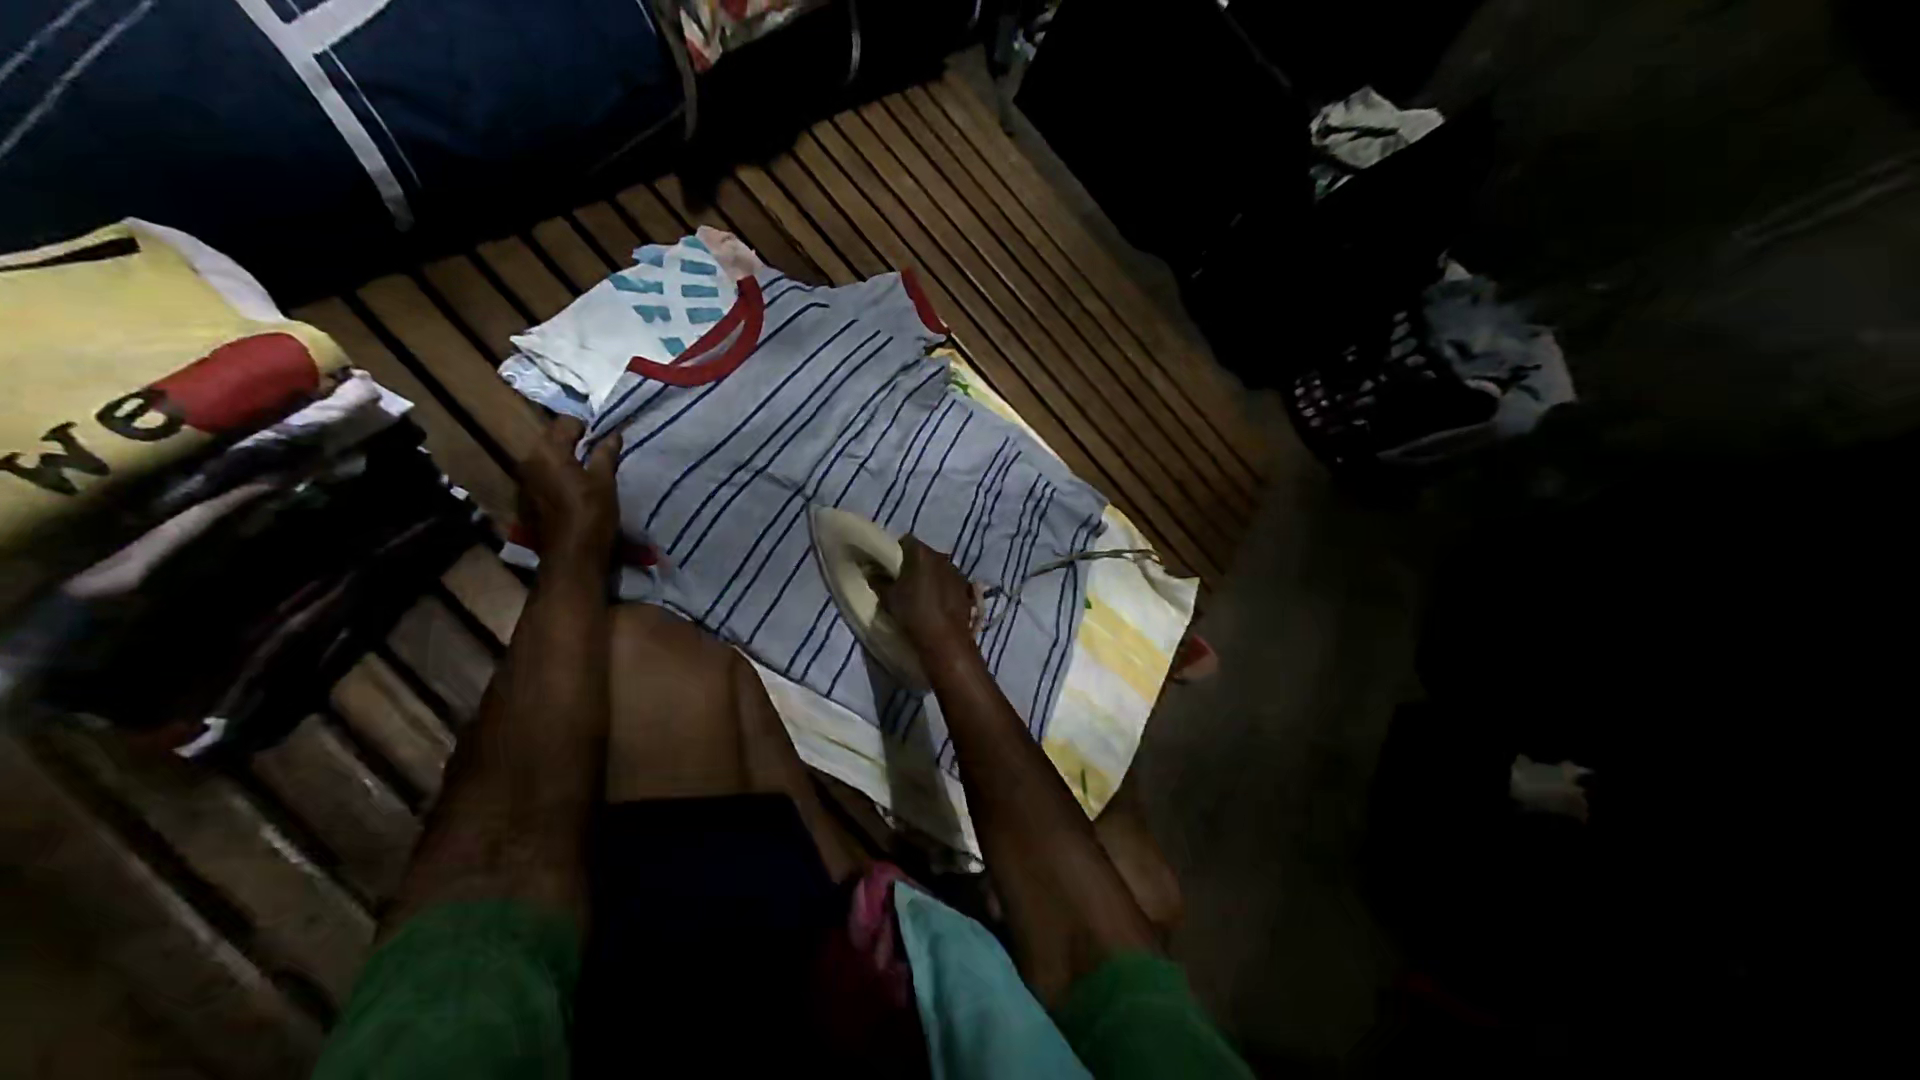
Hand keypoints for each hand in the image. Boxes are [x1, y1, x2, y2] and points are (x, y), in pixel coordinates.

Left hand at [518, 416, 619, 563]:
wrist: (571, 556)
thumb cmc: (591, 514)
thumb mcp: (604, 481)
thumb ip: (605, 454)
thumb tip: (613, 434)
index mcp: (547, 452)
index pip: (565, 423)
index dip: (586, 428)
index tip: (604, 441)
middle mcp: (529, 462)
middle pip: (552, 440)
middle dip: (574, 444)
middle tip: (598, 456)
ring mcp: (525, 482)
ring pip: (547, 460)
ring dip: (565, 461)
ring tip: (588, 474)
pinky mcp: (527, 499)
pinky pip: (543, 478)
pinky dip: (557, 478)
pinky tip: (573, 492)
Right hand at [878, 535, 975, 658]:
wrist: (945, 640)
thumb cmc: (913, 614)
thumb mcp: (888, 598)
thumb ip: (878, 580)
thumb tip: (871, 570)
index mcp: (922, 554)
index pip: (906, 541)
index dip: (896, 551)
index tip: (890, 565)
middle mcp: (942, 557)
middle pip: (924, 554)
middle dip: (914, 563)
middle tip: (903, 579)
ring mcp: (957, 572)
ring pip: (938, 567)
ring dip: (930, 575)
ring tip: (921, 592)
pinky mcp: (967, 588)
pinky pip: (950, 581)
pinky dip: (943, 586)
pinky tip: (937, 602)